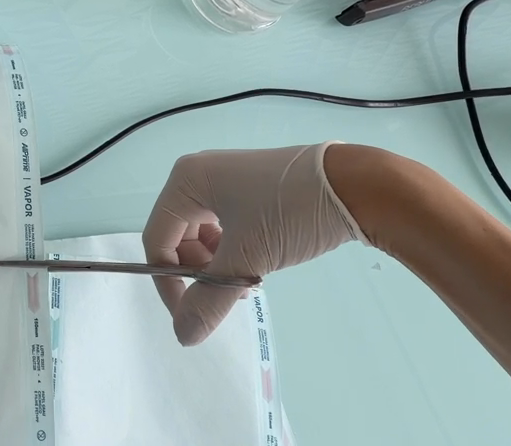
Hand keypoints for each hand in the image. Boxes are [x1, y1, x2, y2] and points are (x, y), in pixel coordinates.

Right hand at [143, 143, 362, 344]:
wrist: (353, 185)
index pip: (156, 239)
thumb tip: (183, 336)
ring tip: (248, 282)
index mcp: (184, 181)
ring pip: (201, 233)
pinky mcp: (247, 187)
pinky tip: (257, 264)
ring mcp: (222, 178)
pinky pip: (222, 224)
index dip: (168, 282)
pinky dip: (232, 249)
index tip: (192, 316)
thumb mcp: (246, 258)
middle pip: (177, 236)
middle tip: (230, 293)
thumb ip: (211, 300)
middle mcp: (195, 175)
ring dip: (217, 264)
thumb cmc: (288, 212)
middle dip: (198, 272)